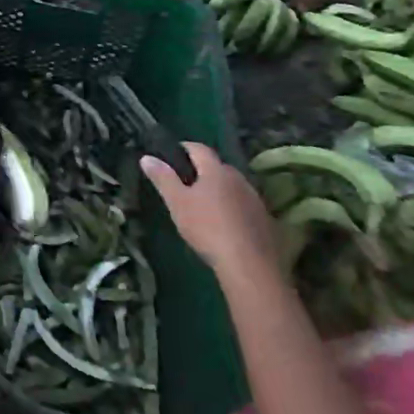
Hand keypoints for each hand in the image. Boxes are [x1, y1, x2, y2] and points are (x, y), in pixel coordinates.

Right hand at [142, 143, 278, 281]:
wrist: (250, 266)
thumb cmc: (207, 228)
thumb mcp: (177, 203)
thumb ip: (163, 178)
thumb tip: (146, 157)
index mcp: (216, 171)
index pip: (199, 149)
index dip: (185, 147)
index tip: (173, 153)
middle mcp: (239, 179)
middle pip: (219, 167)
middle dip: (203, 170)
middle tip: (186, 182)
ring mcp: (256, 200)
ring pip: (234, 187)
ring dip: (221, 190)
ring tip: (206, 204)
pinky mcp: (267, 221)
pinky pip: (246, 206)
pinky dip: (234, 208)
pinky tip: (227, 224)